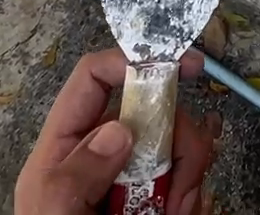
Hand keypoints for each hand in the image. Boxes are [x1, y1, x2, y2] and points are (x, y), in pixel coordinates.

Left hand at [14, 48, 219, 214]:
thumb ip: (74, 178)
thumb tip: (119, 129)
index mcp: (64, 148)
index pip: (93, 78)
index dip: (134, 60)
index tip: (184, 68)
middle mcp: (101, 151)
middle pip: (153, 106)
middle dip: (179, 137)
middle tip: (181, 184)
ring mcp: (133, 173)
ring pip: (180, 138)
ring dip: (191, 172)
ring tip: (179, 212)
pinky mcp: (158, 194)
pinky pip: (191, 174)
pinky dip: (195, 195)